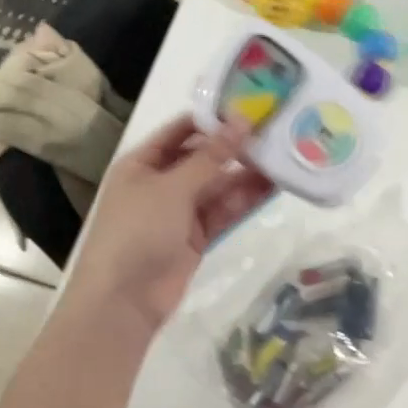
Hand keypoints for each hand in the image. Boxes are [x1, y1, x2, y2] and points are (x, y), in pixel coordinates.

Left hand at [65, 115, 275, 331]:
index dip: (213, 118)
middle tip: (276, 132)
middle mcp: (161, 182)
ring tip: (284, 157)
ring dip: (246, 174)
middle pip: (203, 157)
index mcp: (142, 162)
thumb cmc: (137, 232)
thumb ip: (211, 156)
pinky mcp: (196, 236)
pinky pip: (223, 211)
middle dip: (236, 147)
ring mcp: (179, 211)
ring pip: (217, 185)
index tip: (250, 106)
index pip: (181, 130)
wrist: (123, 301)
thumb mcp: (172, 188)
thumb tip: (241, 120)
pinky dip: (245, 200)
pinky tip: (273, 186)